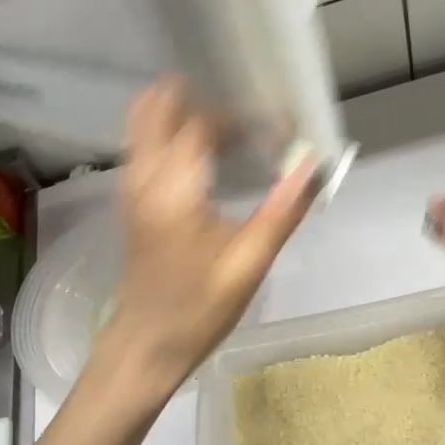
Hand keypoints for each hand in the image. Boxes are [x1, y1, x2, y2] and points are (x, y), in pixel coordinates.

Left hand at [88, 78, 318, 400]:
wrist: (145, 345)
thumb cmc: (199, 309)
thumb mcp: (249, 264)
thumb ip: (283, 210)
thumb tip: (314, 163)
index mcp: (173, 190)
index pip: (202, 125)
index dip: (240, 119)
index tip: (276, 131)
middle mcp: (143, 176)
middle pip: (157, 105)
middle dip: (201, 98)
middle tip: (243, 116)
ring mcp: (130, 184)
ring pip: (144, 120)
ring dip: (183, 112)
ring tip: (230, 131)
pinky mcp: (130, 197)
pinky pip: (144, 142)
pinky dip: (170, 131)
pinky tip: (208, 154)